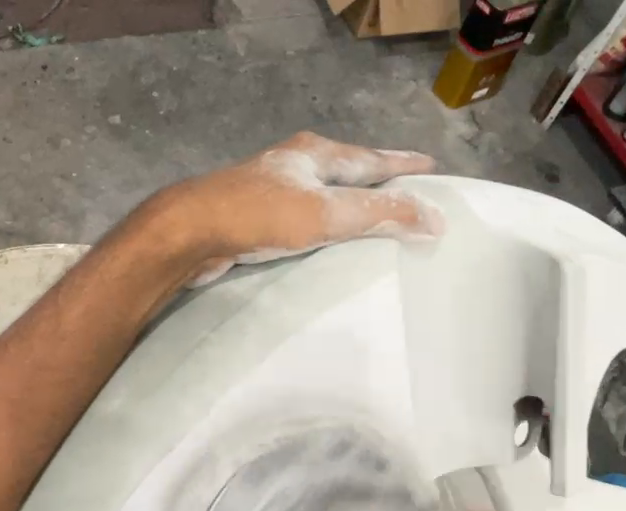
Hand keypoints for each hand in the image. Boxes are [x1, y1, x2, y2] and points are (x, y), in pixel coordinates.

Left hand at [154, 132, 444, 285]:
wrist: (191, 232)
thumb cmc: (260, 216)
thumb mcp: (328, 214)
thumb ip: (379, 215)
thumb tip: (434, 219)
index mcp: (315, 154)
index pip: (372, 158)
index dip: (402, 166)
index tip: (430, 168)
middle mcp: (293, 165)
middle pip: (344, 171)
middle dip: (373, 181)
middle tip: (401, 190)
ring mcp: (268, 190)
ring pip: (318, 195)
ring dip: (342, 204)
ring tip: (364, 217)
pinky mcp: (249, 218)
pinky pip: (296, 220)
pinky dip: (316, 227)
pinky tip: (316, 241)